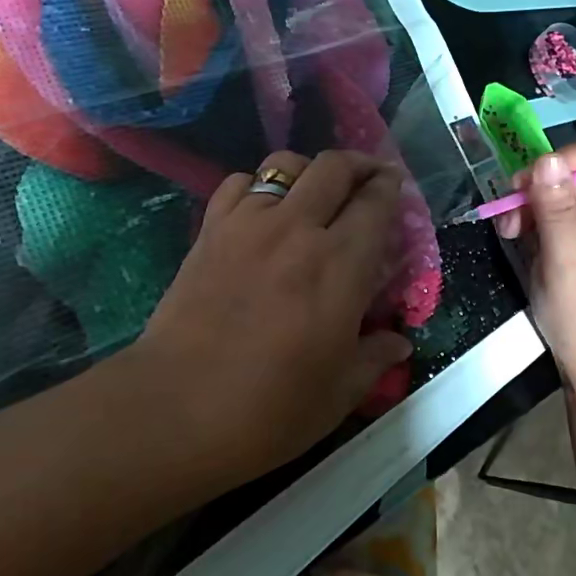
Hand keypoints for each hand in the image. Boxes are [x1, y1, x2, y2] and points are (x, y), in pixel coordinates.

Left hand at [131, 150, 413, 477]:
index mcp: (340, 266)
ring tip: (314, 191)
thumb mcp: (338, 394)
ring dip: (308, 171)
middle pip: (333, 167)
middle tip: (367, 178)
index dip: (390, 188)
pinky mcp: (209, 230)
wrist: (177, 407)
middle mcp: (296, 229)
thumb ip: (374, 357)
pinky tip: (260, 209)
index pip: (375, 204)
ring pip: (284, 165)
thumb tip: (398, 341)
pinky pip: (237, 184)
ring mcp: (247, 224)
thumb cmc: (269, 410)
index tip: (395, 187)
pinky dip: (256, 185)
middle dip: (358, 165)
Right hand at [495, 137, 575, 373]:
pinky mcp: (570, 222)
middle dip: (541, 183)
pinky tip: (512, 231)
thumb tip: (546, 160)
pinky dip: (522, 210)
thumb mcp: (567, 266)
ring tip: (509, 228)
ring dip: (525, 199)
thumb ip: (557, 213)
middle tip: (511, 209)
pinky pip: (542, 197)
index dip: (572, 160)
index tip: (531, 182)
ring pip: (555, 179)